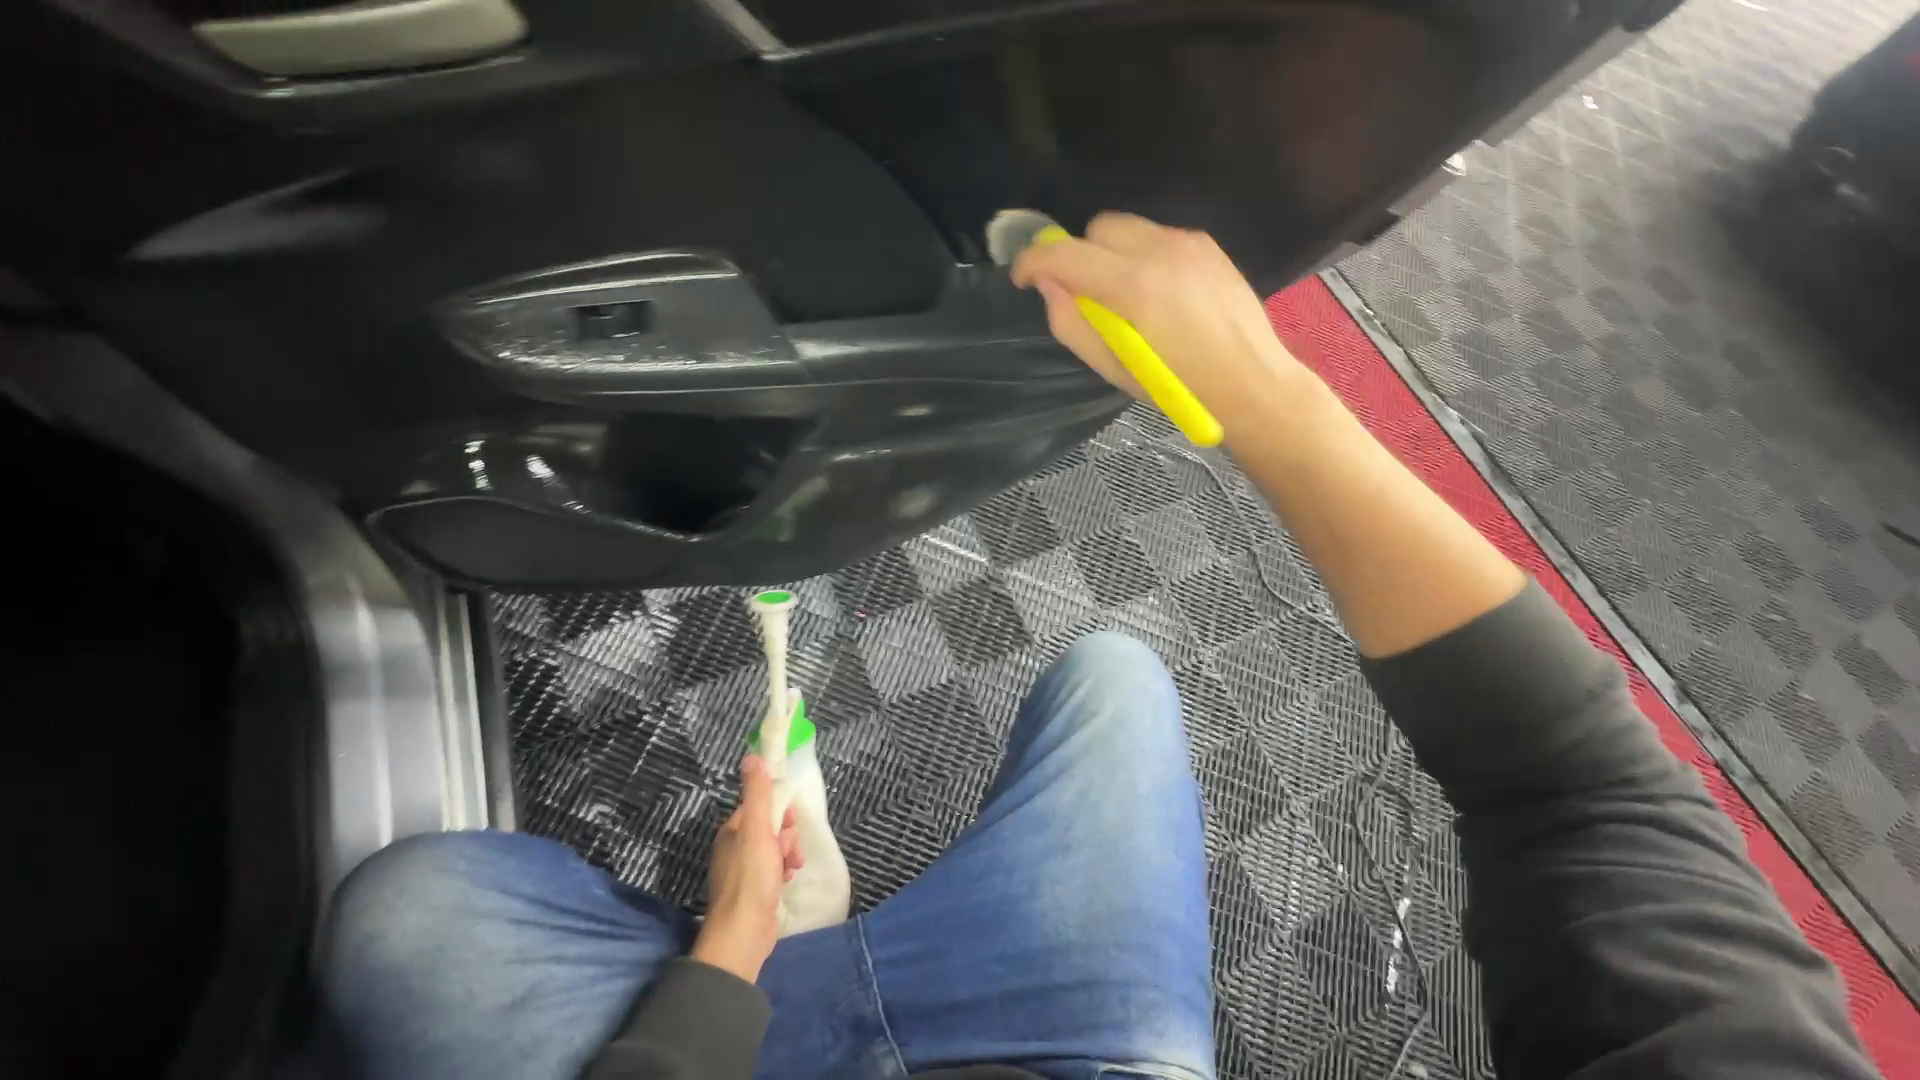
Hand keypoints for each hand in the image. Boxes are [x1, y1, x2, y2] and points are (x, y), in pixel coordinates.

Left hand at [690, 755, 803, 982]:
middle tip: (791, 848)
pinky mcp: (753, 892)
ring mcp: (742, 872)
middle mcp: (733, 849)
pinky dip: (783, 870)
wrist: (743, 934)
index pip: (758, 807)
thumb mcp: (757, 830)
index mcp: (731, 831)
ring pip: (773, 849)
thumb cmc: (751, 878)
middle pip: (767, 828)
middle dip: (785, 834)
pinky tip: (788, 878)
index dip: (778, 810)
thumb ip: (757, 794)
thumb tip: (752, 756)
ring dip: (788, 852)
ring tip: (793, 865)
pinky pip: (772, 870)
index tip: (790, 821)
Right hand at [1010, 212, 1311, 435]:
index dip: (1032, 262)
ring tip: (1123, 296)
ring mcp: (1188, 243)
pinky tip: (1157, 294)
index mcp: (1133, 285)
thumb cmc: (1179, 388)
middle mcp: (1160, 250)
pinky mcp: (1208, 246)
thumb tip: (1048, 286)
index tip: (1021, 278)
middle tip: (1082, 293)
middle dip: (1080, 254)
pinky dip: (1143, 256)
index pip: (1065, 254)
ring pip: (1129, 228)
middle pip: (1097, 228)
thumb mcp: (1113, 368)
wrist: (1252, 384)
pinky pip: (1158, 236)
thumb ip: (1071, 323)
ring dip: (1112, 254)